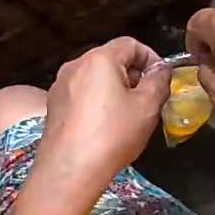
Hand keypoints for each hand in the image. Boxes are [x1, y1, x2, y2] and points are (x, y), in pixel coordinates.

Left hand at [32, 37, 170, 201]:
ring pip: (95, 77)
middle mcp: (74, 66)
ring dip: (115, 88)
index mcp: (98, 59)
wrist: (69, 170)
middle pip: (110, 59)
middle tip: (148, 99)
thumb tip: (160, 70)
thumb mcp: (147, 107)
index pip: (130, 44)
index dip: (151, 58)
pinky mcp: (53, 105)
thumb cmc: (112, 135)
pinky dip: (96, 101)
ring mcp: (60, 86)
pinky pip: (81, 93)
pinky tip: (104, 126)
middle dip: (133, 74)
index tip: (161, 80)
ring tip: (128, 115)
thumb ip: (158, 82)